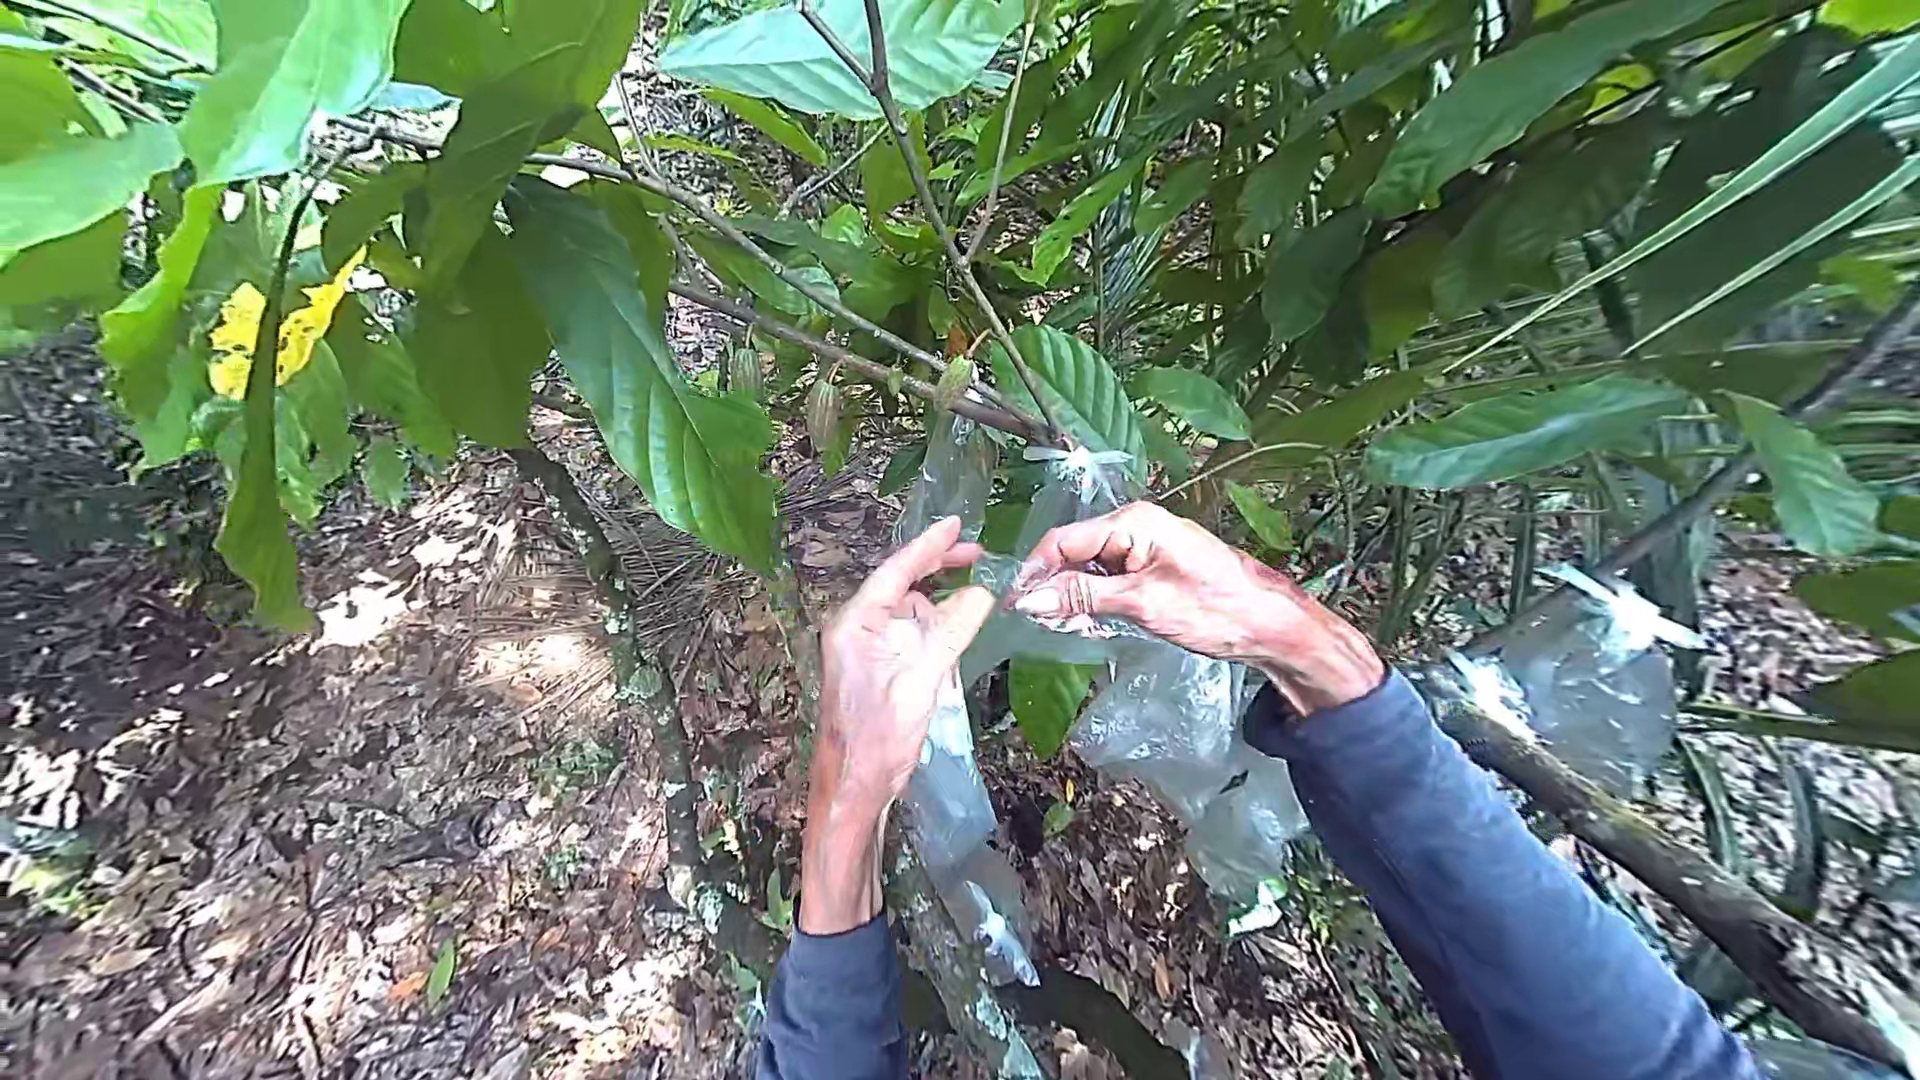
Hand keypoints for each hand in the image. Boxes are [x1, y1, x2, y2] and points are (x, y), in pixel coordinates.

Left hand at [802, 516, 995, 934]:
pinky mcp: (879, 665)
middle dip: (938, 568)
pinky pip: (911, 633)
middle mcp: (857, 627)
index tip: (956, 524)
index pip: (896, 570)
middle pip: (902, 584)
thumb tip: (983, 593)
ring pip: (909, 609)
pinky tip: (956, 631)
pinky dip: (935, 627)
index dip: (928, 545)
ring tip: (977, 596)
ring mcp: (867, 647)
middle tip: (977, 555)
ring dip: (940, 601)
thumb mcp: (920, 681)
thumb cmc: (877, 739)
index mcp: (855, 623)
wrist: (852, 792)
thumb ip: (951, 632)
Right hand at [1013, 502, 1383, 716]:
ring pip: (1086, 569)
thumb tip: (1028, 600)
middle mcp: (1131, 527)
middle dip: (1053, 588)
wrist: (1271, 626)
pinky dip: (1093, 601)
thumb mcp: (1142, 603)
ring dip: (1072, 598)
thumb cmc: (1213, 609)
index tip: (1012, 606)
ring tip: (1067, 627)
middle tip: (1039, 624)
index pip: (1062, 541)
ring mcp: (1140, 547)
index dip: (1034, 572)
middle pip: (1071, 553)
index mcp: (1130, 522)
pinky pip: (1106, 579)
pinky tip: (1090, 622)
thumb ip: (1082, 597)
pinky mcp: (1147, 567)